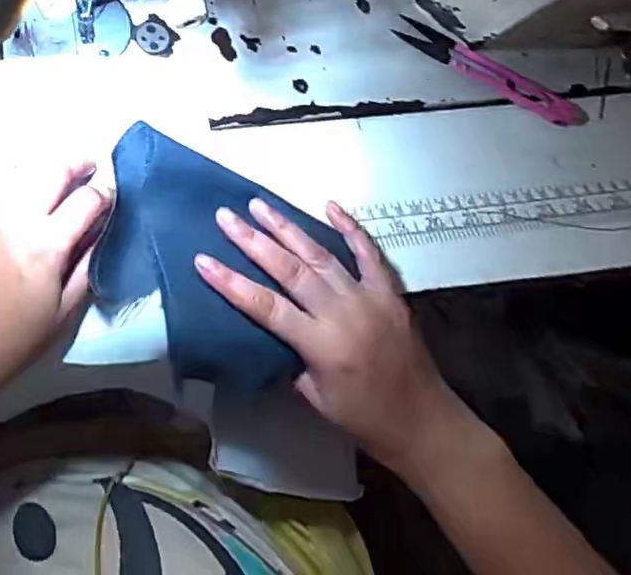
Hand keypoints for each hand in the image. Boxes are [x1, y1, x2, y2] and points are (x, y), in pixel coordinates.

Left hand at [0, 160, 111, 413]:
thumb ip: (86, 267)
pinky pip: (1, 186)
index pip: (86, 200)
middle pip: (52, 169)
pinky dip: (21, 180)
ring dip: (47, 166)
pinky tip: (29, 195)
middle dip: (77, 163)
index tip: (113, 197)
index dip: (106, 194)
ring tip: (61, 177)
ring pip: (23, 169)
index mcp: (44, 245)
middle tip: (91, 168)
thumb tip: (99, 233)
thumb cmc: (12, 341)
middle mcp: (15, 218)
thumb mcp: (62, 313)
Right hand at [194, 199, 471, 475]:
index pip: (265, 307)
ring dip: (286, 227)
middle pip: (290, 270)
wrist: (429, 426)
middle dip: (252, 241)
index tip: (202, 260)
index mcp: (322, 346)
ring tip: (258, 204)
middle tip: (225, 216)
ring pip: (320, 255)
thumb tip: (254, 325)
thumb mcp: (313, 396)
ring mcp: (370, 300)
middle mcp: (344, 316)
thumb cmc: (363, 417)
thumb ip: (285, 356)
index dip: (231, 283)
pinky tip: (330, 206)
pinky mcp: (390, 295)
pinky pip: (369, 255)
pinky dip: (350, 228)